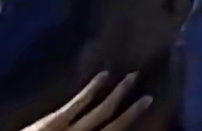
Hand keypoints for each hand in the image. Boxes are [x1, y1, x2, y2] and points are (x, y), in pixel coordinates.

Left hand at [23, 73, 151, 130]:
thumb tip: (103, 129)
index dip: (129, 125)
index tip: (144, 110)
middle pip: (113, 126)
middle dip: (132, 112)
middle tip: (147, 97)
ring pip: (102, 110)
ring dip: (119, 92)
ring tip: (132, 76)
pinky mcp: (54, 123)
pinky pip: (79, 102)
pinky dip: (94, 88)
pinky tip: (104, 75)